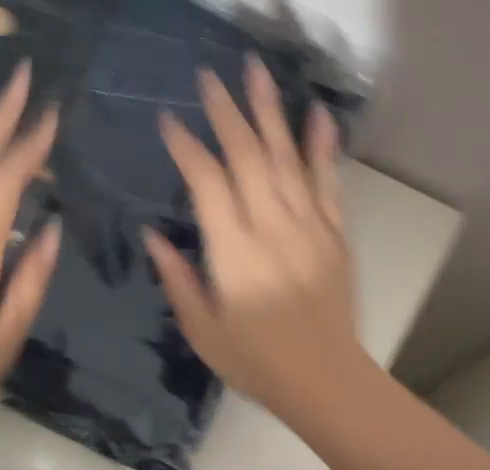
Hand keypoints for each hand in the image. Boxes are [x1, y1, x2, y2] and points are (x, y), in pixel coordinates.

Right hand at [144, 56, 370, 420]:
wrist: (322, 378)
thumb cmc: (254, 362)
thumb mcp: (203, 331)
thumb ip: (179, 280)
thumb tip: (155, 237)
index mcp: (233, 252)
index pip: (208, 183)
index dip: (187, 149)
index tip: (169, 122)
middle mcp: (272, 227)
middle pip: (248, 156)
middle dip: (226, 113)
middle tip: (210, 77)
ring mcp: (309, 226)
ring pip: (287, 157)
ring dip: (270, 112)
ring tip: (256, 72)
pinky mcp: (334, 234)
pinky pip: (328, 181)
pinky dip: (322, 146)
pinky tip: (317, 115)